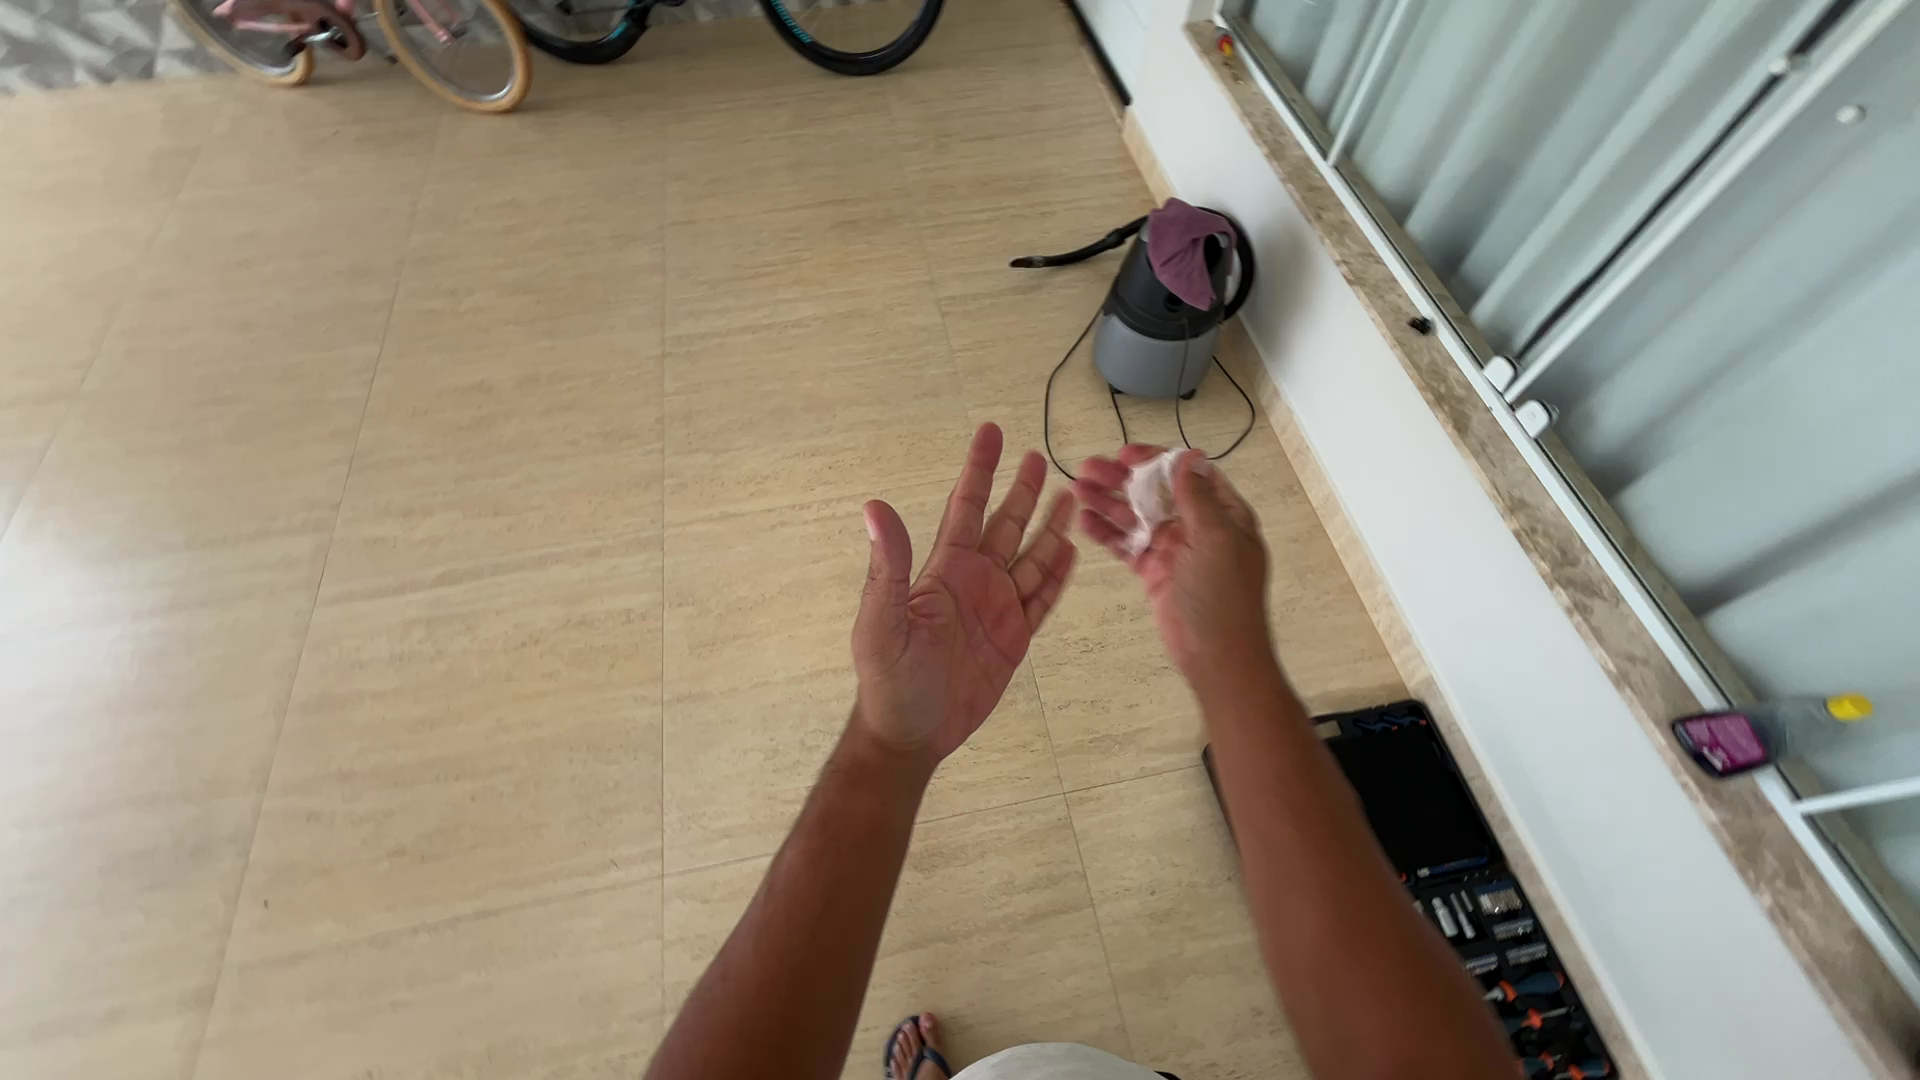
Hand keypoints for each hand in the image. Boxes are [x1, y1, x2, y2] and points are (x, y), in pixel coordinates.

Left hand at [852, 424, 1076, 762]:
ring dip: (1049, 528)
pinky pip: (1042, 600)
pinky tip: (1070, 553)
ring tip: (1068, 498)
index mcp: (944, 570)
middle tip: (1039, 457)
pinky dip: (1058, 576)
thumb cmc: (891, 679)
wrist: (912, 732)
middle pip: (1005, 525)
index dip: (979, 470)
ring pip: (1031, 558)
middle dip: (1022, 491)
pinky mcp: (1014, 639)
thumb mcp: (883, 622)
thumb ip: (888, 567)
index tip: (991, 433)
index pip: (966, 507)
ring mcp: (997, 608)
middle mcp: (974, 581)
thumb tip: (874, 507)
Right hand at [1073, 446, 1273, 684]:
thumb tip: (1189, 456)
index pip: (1187, 474)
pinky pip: (1127, 545)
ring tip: (1076, 489)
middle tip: (1087, 469)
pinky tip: (1083, 521)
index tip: (1125, 455)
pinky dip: (1106, 533)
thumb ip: (1198, 498)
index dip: (1156, 460)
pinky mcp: (1152, 571)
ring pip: (1136, 516)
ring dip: (1107, 502)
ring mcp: (1172, 549)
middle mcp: (1196, 526)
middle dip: (1122, 479)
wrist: (1217, 656)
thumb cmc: (1223, 595)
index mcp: (1222, 514)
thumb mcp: (1216, 539)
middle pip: (1155, 491)